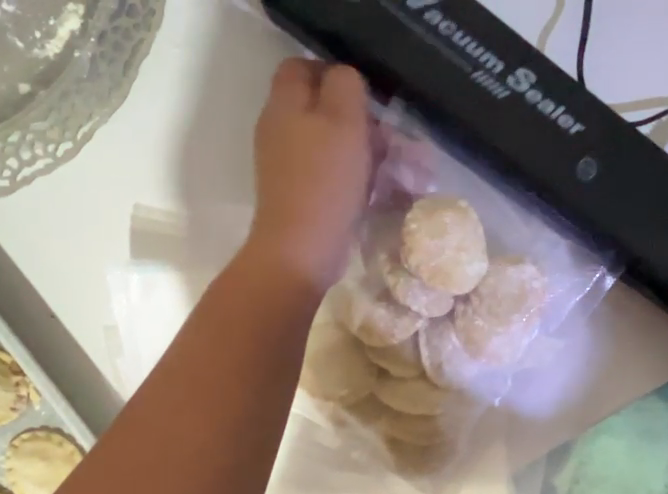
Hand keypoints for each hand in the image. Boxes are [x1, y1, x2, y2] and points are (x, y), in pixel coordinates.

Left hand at [247, 59, 373, 291]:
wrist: (301, 252)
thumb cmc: (325, 182)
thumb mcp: (343, 119)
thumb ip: (346, 85)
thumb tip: (346, 79)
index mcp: (284, 104)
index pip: (302, 67)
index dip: (335, 73)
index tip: (366, 95)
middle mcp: (278, 129)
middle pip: (318, 107)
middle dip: (355, 117)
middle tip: (384, 136)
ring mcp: (286, 166)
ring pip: (328, 143)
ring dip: (359, 150)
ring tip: (388, 167)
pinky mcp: (298, 196)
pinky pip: (327, 174)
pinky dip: (350, 177)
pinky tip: (373, 191)